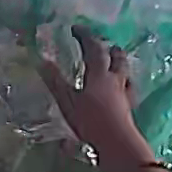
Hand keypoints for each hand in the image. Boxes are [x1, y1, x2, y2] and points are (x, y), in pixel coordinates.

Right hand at [39, 24, 154, 171]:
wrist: (116, 142)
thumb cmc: (90, 120)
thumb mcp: (67, 101)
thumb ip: (55, 81)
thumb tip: (41, 61)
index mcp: (99, 75)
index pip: (94, 49)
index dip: (85, 36)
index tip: (76, 28)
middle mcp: (115, 80)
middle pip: (117, 58)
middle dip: (110, 49)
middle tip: (103, 46)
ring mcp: (124, 94)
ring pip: (125, 73)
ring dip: (120, 65)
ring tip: (115, 64)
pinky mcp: (128, 108)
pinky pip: (129, 90)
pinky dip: (125, 85)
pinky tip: (122, 91)